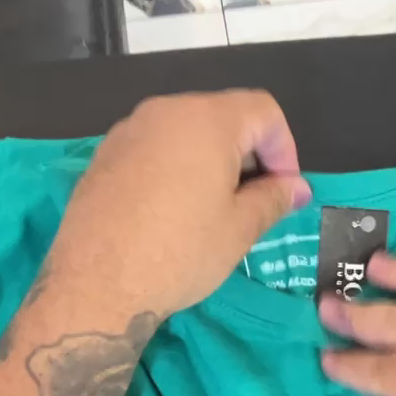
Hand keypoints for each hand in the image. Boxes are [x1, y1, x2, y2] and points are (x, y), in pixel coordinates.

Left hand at [41, 90, 311, 315]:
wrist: (97, 284)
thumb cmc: (179, 253)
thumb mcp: (238, 230)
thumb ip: (273, 199)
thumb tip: (298, 187)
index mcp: (207, 119)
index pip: (264, 111)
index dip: (285, 150)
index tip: (284, 194)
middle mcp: (165, 111)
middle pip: (223, 118)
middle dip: (248, 157)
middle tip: (253, 208)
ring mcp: (129, 131)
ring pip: (187, 135)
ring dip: (211, 166)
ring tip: (213, 216)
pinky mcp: (105, 157)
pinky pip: (155, 152)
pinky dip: (176, 173)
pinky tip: (173, 217)